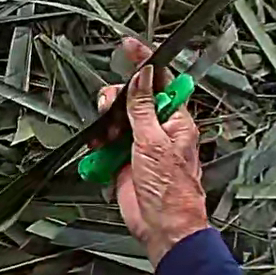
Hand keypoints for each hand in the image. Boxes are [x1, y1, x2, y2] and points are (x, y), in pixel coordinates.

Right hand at [97, 37, 208, 265]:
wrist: (161, 227)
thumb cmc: (171, 191)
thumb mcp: (154, 141)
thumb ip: (143, 107)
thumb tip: (142, 77)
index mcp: (176, 120)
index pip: (160, 81)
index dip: (145, 63)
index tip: (130, 47)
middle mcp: (158, 130)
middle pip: (131, 98)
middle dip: (116, 99)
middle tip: (110, 109)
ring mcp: (140, 146)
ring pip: (116, 119)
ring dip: (106, 124)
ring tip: (107, 136)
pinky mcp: (124, 161)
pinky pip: (106, 143)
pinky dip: (99, 144)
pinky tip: (100, 150)